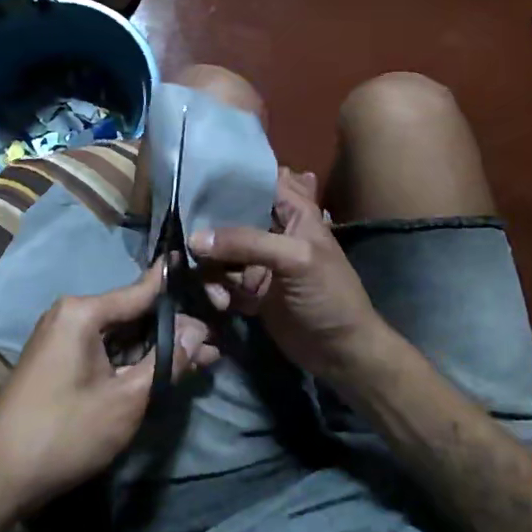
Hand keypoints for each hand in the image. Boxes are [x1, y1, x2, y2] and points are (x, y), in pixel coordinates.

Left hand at [0, 267, 219, 517]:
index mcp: (83, 311)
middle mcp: (72, 314)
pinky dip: (136, 360)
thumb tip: (200, 330)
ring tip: (204, 357)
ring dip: (159, 347)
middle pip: (135, 312)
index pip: (144, 289)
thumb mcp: (127, 398)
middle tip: (217, 339)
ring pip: (124, 334)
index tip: (212, 282)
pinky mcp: (62, 361)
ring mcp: (64, 338)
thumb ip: (167, 360)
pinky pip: (107, 350)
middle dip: (175, 327)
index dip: (179, 290)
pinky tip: (167, 370)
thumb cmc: (65, 433)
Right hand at [190, 167, 383, 378]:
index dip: (230, 179)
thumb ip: (246, 243)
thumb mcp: (295, 259)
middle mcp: (273, 231)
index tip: (194, 182)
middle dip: (209, 230)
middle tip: (190, 245)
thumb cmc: (329, 296)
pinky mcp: (250, 290)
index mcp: (294, 212)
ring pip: (221, 252)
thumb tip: (195, 238)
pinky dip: (216, 291)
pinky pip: (222, 281)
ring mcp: (260, 262)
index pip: (259, 181)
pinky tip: (221, 303)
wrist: (341, 353)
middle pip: (231, 217)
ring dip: (211, 269)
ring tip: (216, 291)